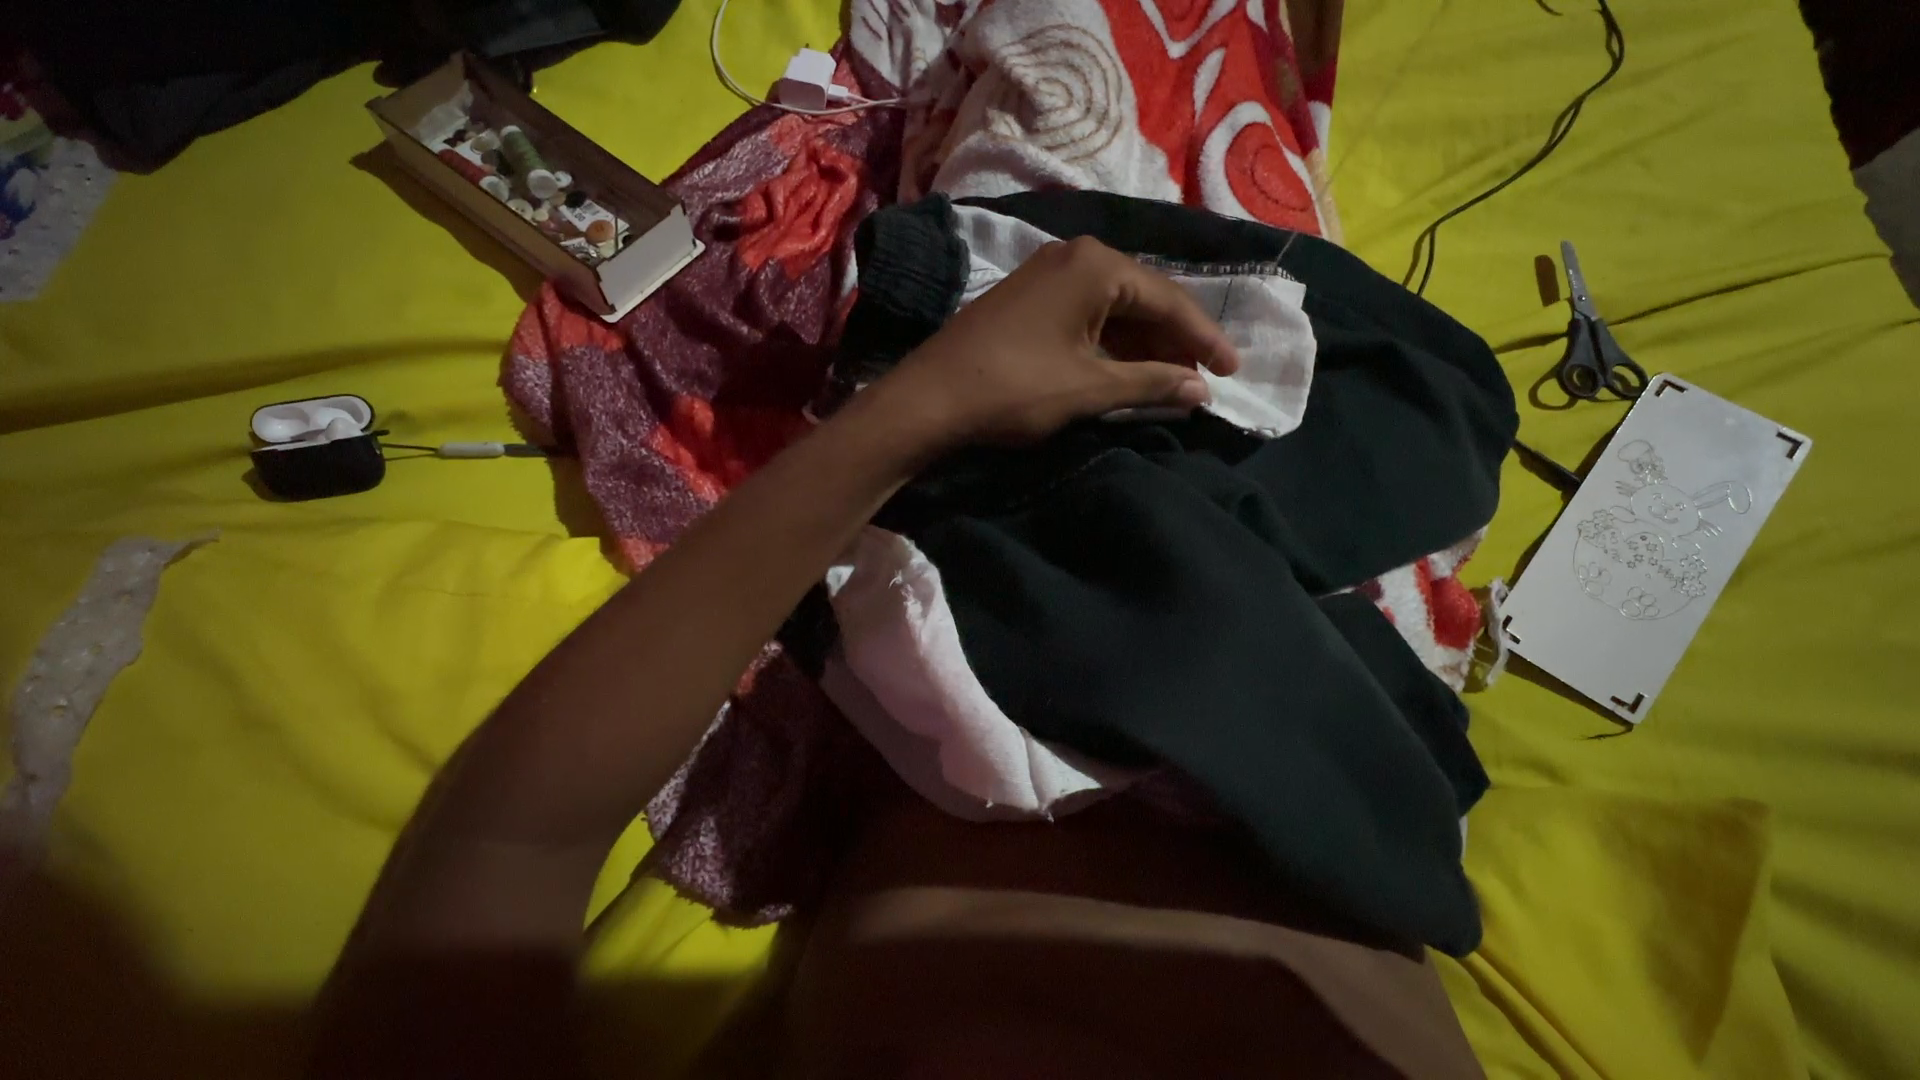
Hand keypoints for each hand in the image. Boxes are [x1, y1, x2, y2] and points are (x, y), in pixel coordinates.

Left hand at [875, 236, 1240, 447]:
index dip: (1203, 340)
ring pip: (1113, 308)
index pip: (1168, 300)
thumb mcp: (1090, 388)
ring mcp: (1046, 274)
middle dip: (1174, 343)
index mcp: (1097, 264)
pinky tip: (1124, 371)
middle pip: (1142, 298)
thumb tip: (1202, 390)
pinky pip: (1085, 315)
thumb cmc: (1015, 388)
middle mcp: (1074, 255)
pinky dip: (1109, 344)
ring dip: (1142, 346)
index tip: (1232, 372)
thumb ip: (1151, 383)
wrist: (929, 398)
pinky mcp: (1026, 298)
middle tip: (1202, 381)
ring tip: (1170, 383)